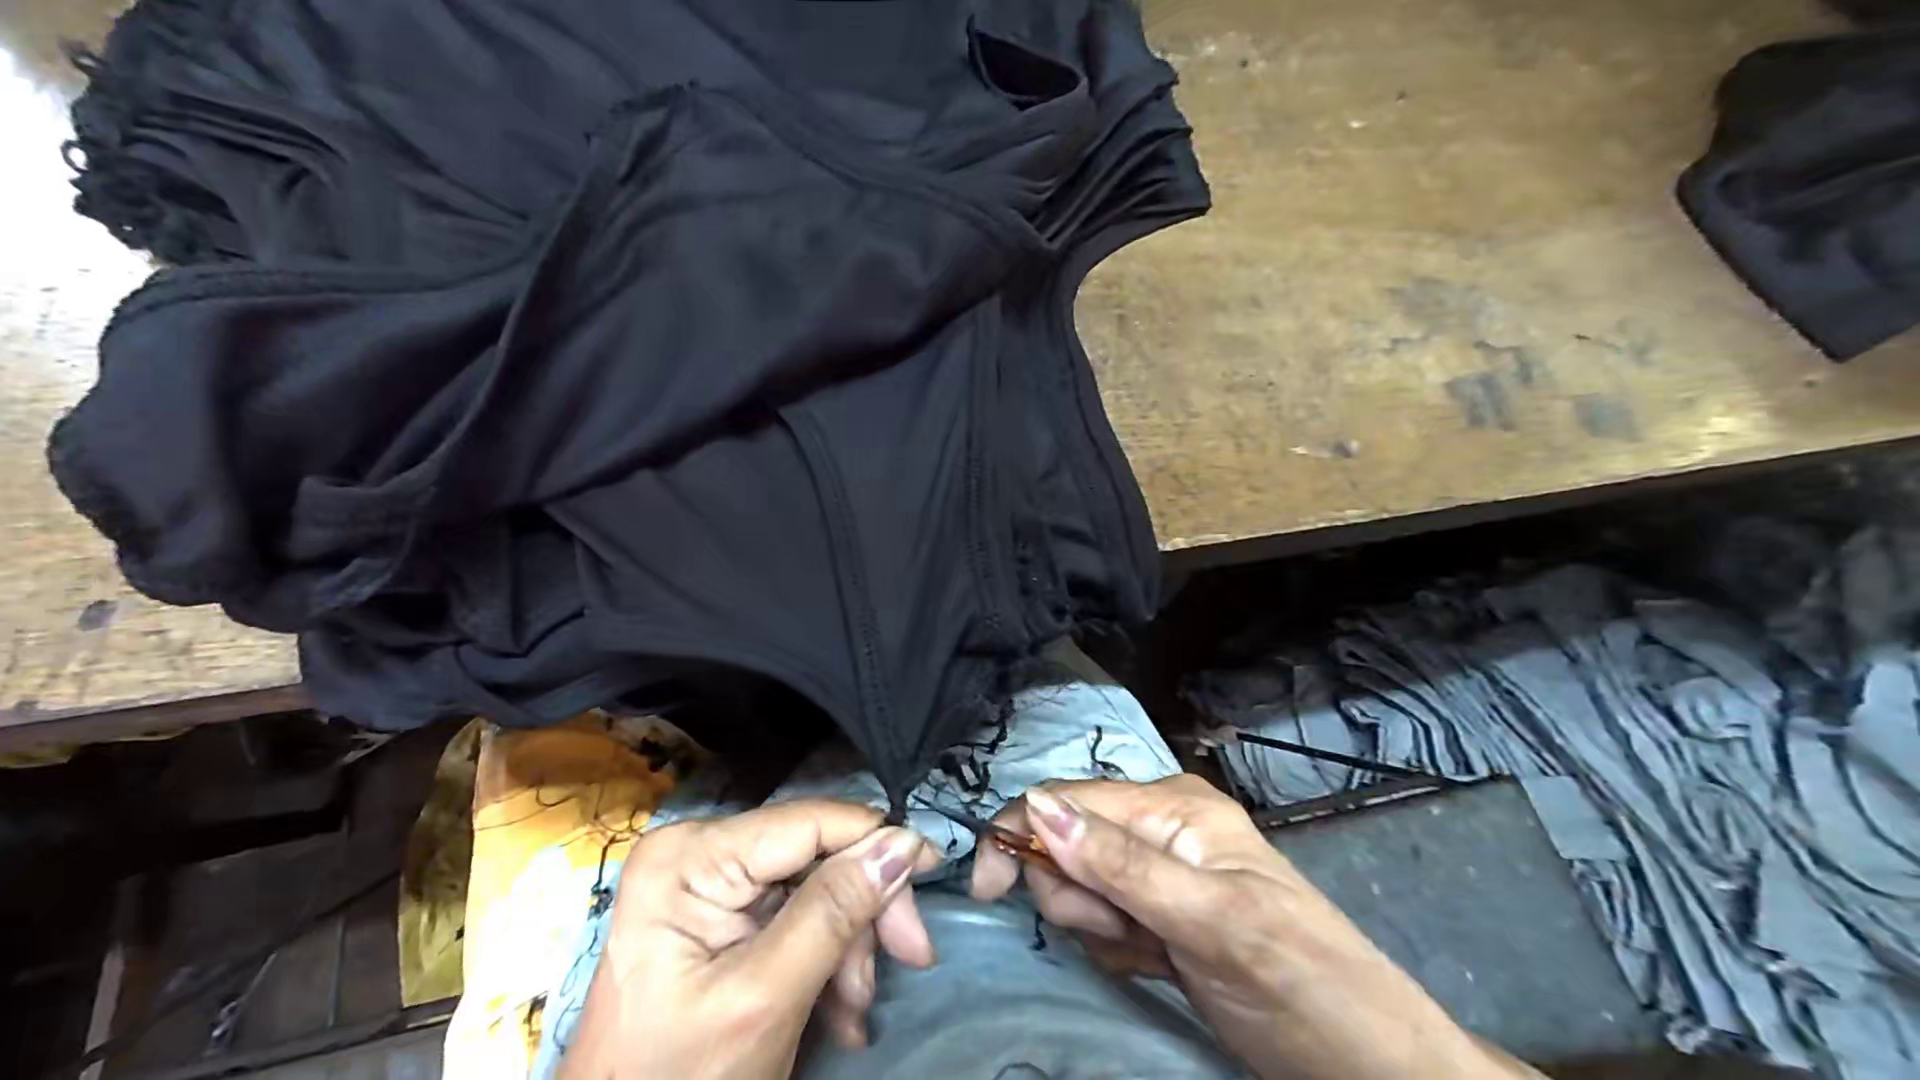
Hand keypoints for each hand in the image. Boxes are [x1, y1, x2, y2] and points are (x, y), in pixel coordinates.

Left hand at [560, 799, 939, 1079]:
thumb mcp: (764, 999)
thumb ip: (834, 913)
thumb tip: (904, 841)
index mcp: (690, 856)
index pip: (808, 822)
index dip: (876, 838)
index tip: (932, 868)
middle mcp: (699, 850)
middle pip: (816, 853)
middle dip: (863, 909)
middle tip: (911, 955)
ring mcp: (709, 882)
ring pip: (817, 885)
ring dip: (850, 944)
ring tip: (856, 1008)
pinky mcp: (723, 914)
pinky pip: (799, 913)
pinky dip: (829, 957)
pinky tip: (839, 1010)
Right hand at [971, 775, 1538, 1079]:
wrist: (1371, 1067)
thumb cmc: (1303, 985)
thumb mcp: (1213, 923)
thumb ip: (1122, 864)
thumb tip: (1035, 807)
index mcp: (1171, 805)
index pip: (1066, 800)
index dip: (1020, 834)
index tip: (990, 892)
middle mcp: (1159, 825)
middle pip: (1066, 842)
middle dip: (1077, 896)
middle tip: (1126, 935)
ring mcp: (1160, 870)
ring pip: (1079, 885)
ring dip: (1099, 927)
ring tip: (1153, 955)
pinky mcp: (1159, 911)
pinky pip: (1102, 917)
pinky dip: (1115, 945)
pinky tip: (1157, 966)